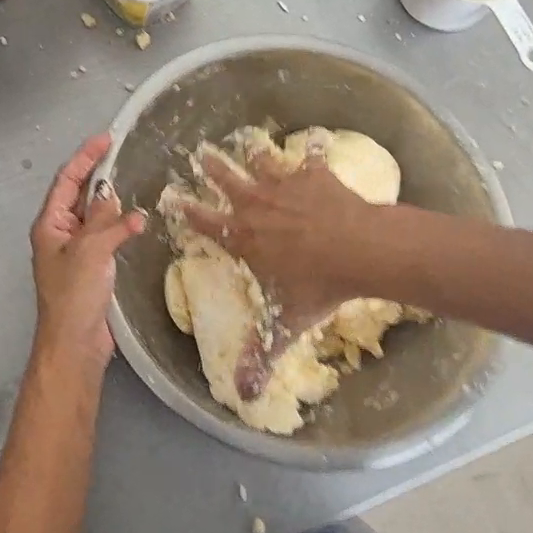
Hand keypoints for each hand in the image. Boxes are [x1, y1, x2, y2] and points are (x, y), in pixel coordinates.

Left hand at [30, 134, 146, 369]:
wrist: (75, 344)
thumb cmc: (74, 295)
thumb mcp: (89, 251)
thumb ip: (104, 221)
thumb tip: (117, 197)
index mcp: (49, 224)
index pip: (66, 180)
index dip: (85, 157)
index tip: (106, 138)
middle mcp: (59, 233)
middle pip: (79, 194)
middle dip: (98, 174)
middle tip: (122, 153)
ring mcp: (75, 251)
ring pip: (94, 215)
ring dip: (111, 200)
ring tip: (132, 181)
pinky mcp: (91, 268)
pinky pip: (105, 236)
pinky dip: (120, 226)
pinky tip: (139, 223)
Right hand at [179, 141, 408, 338]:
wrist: (358, 249)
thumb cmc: (316, 286)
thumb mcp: (285, 325)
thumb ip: (262, 355)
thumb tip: (242, 394)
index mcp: (242, 237)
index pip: (205, 222)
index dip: (187, 210)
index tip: (174, 197)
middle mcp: (255, 206)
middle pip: (226, 181)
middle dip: (212, 168)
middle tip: (201, 153)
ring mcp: (285, 186)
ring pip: (261, 162)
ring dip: (254, 153)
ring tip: (247, 141)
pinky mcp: (315, 175)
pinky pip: (312, 155)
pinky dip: (314, 147)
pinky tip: (316, 138)